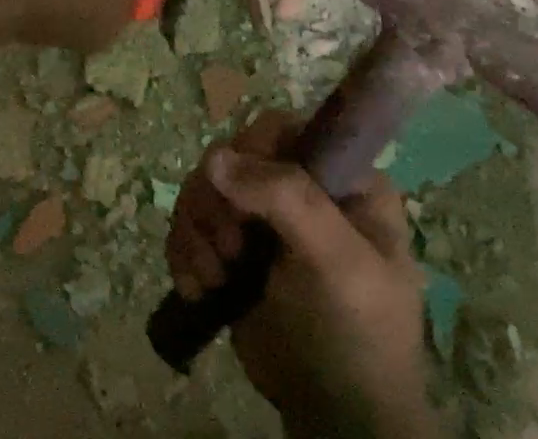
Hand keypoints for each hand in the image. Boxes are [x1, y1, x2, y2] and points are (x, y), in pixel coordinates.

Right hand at [167, 113, 436, 438]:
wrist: (334, 413)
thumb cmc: (353, 332)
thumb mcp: (338, 263)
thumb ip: (288, 200)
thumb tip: (215, 158)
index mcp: (342, 179)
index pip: (283, 128)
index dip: (250, 149)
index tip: (235, 189)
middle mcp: (300, 189)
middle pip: (230, 157)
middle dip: (215, 204)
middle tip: (228, 250)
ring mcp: (262, 221)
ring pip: (201, 190)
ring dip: (194, 233)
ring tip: (211, 280)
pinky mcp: (230, 251)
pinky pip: (187, 226)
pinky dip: (183, 254)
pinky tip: (197, 290)